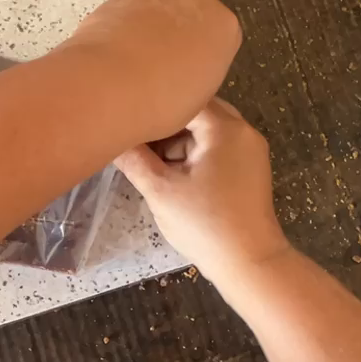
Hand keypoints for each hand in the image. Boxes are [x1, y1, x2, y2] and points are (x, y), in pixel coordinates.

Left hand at [51, 0, 242, 143]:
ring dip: (149, 31)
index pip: (218, 42)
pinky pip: (130, 10)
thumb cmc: (160, 102)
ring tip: (132, 65)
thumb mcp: (197, 101)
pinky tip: (114, 54)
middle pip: (191, 18)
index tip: (184, 80)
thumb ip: (198, 77)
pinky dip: (124, 27)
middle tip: (158, 71)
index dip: (198, 63)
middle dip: (176, 39)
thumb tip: (182, 74)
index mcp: (225, 27)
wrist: (111, 86)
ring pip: (159, 11)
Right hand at [113, 98, 290, 282]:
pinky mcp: (250, 171)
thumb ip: (134, 160)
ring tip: (152, 164)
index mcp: (225, 128)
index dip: (154, 108)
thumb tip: (110, 141)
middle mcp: (243, 131)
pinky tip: (174, 176)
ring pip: (206, 134)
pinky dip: (195, 157)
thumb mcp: (161, 191)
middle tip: (138, 142)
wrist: (249, 263)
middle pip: (197, 114)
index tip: (130, 119)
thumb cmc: (204, 224)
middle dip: (166, 128)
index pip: (184, 99)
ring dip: (179, 144)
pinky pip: (218, 150)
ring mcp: (250, 152)